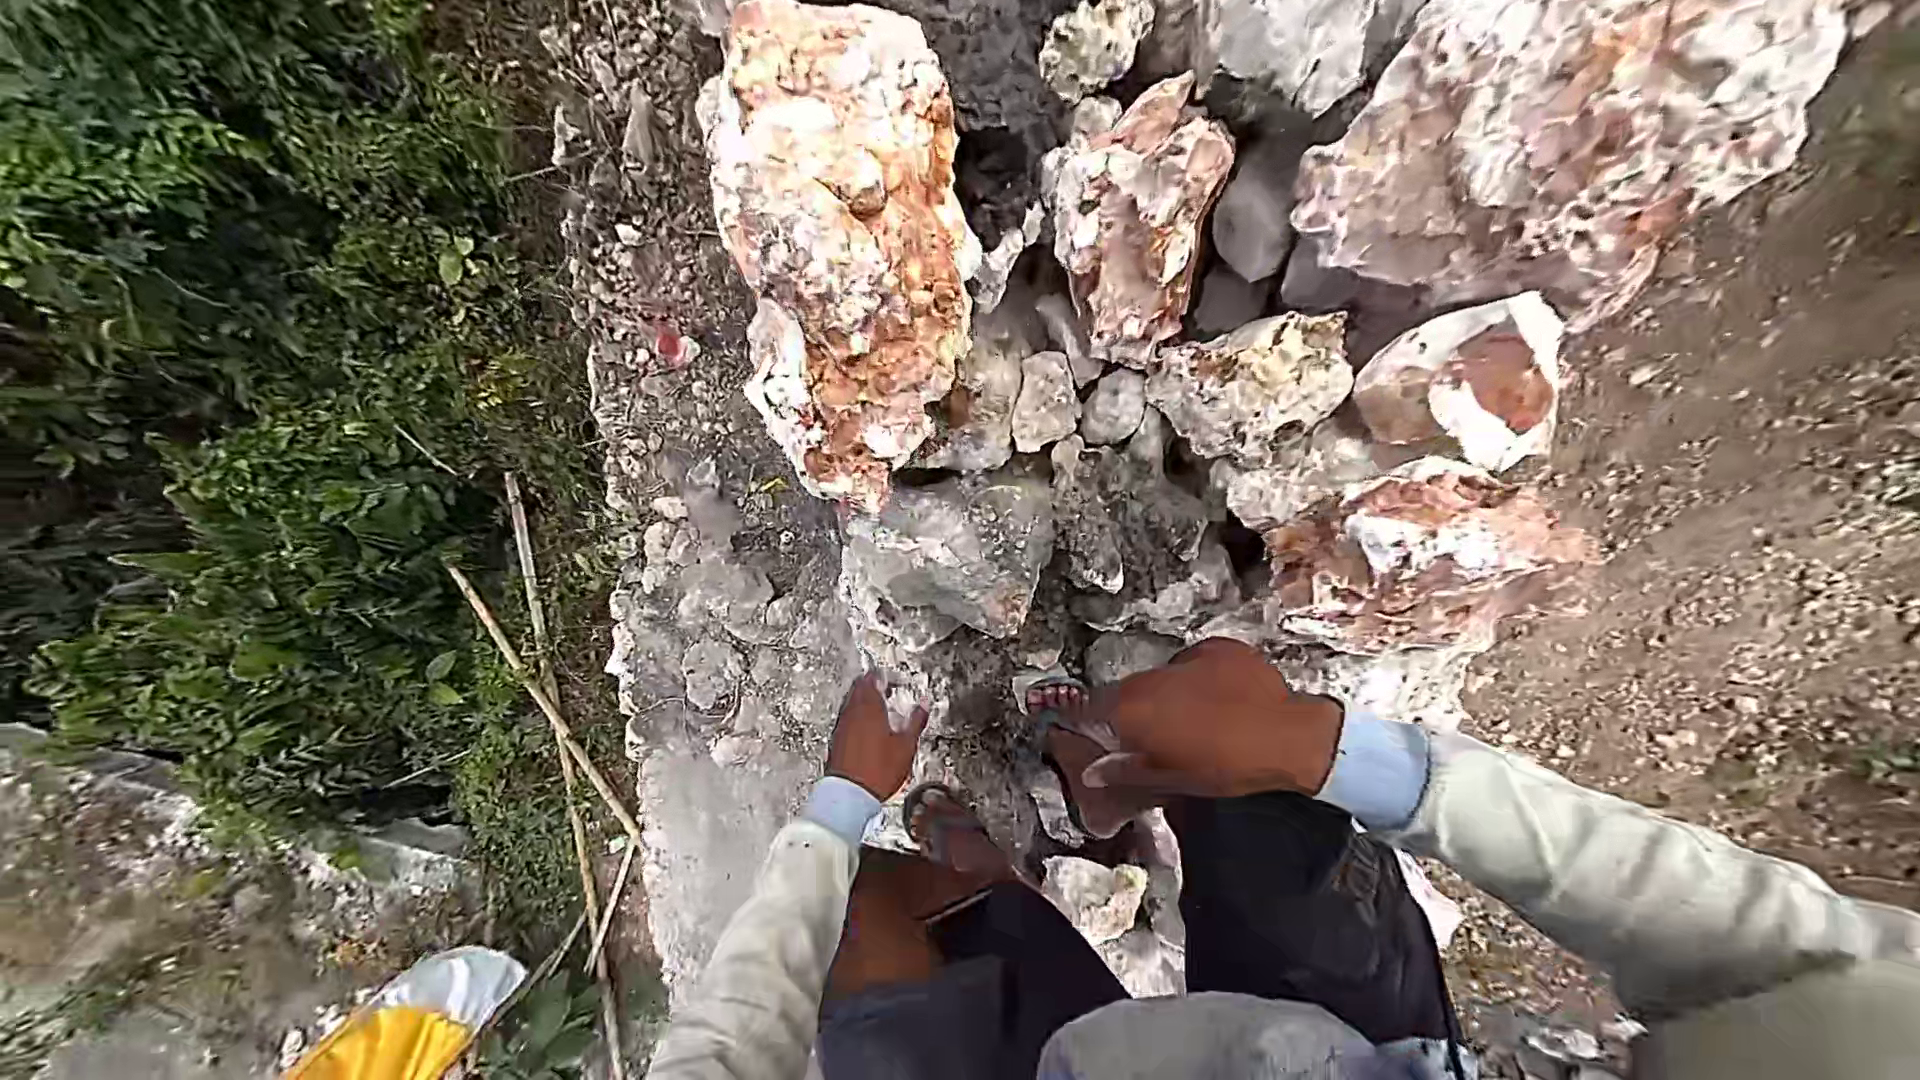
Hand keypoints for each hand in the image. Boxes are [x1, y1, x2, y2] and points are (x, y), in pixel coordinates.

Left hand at [826, 672, 927, 799]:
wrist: (849, 796)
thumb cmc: (877, 770)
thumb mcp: (906, 745)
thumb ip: (915, 721)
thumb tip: (923, 706)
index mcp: (869, 707)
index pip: (872, 679)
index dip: (885, 677)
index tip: (895, 681)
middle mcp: (852, 712)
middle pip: (859, 688)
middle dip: (874, 686)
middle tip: (888, 691)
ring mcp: (842, 726)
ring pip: (852, 703)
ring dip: (866, 702)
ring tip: (881, 710)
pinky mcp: (837, 740)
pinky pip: (848, 719)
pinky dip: (858, 717)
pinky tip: (869, 730)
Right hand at [1068, 638, 1343, 797]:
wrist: (1289, 738)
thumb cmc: (1228, 766)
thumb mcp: (1174, 780)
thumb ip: (1126, 772)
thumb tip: (1093, 773)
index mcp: (1132, 708)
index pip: (1092, 707)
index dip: (1095, 721)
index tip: (1104, 733)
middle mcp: (1150, 676)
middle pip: (1128, 690)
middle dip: (1135, 708)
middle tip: (1159, 733)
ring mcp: (1185, 657)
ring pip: (1162, 674)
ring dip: (1168, 691)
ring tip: (1195, 715)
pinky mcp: (1216, 647)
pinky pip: (1197, 661)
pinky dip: (1201, 676)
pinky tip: (1220, 697)